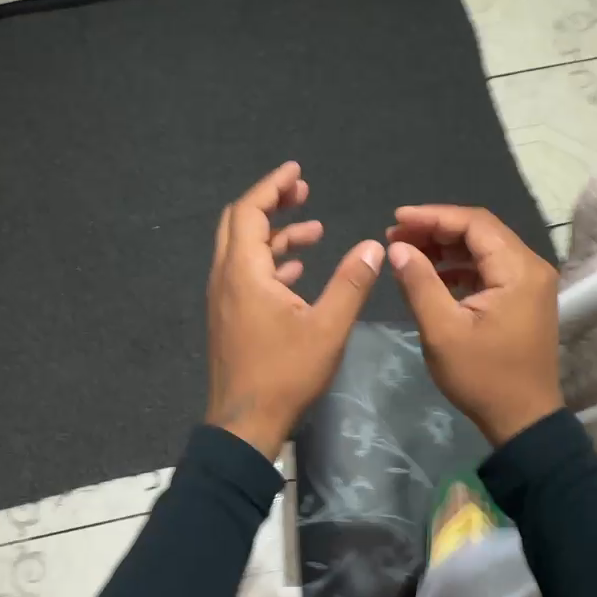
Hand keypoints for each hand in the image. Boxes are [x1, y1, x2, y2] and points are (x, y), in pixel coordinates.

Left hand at [206, 162, 385, 458]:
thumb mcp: (327, 328)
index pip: (251, 212)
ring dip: (275, 236)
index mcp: (244, 273)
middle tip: (303, 193)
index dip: (273, 186)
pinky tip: (298, 270)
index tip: (297, 171)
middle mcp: (226, 278)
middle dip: (271, 204)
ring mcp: (224, 300)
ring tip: (315, 230)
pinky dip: (270, 263)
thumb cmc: (284, 375)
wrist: (244, 425)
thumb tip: (373, 247)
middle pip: (240, 225)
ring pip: (243, 251)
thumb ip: (350, 283)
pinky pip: (246, 275)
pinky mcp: (229, 318)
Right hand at [386, 205, 561, 445]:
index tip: (395, 220)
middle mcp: (531, 267)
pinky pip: (488, 268)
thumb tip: (397, 248)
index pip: (474, 223)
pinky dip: (458, 266)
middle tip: (395, 236)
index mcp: (518, 270)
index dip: (432, 216)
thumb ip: (419, 283)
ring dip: (445, 247)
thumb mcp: (442, 331)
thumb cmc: (482, 377)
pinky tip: (430, 274)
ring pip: (483, 248)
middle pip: (480, 231)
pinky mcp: (522, 299)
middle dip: (435, 229)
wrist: (522, 420)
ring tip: (405, 252)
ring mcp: (530, 283)